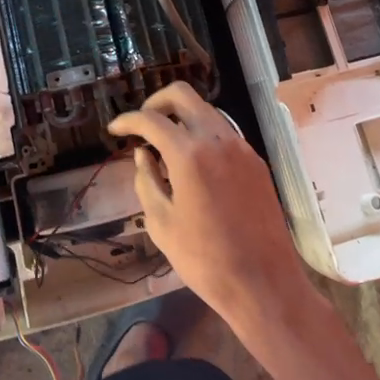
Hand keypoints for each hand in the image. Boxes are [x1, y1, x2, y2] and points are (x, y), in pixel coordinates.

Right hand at [108, 83, 309, 323]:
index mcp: (190, 154)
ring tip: (165, 145)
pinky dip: (203, 134)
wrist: (264, 284)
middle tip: (141, 125)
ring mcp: (242, 148)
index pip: (151, 119)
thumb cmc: (205, 261)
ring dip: (182, 117)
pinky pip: (224, 133)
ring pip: (206, 111)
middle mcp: (218, 140)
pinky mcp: (256, 162)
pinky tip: (193, 162)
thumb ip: (147, 181)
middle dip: (156, 103)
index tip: (114, 130)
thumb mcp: (162, 224)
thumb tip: (143, 155)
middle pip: (183, 95)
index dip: (127, 120)